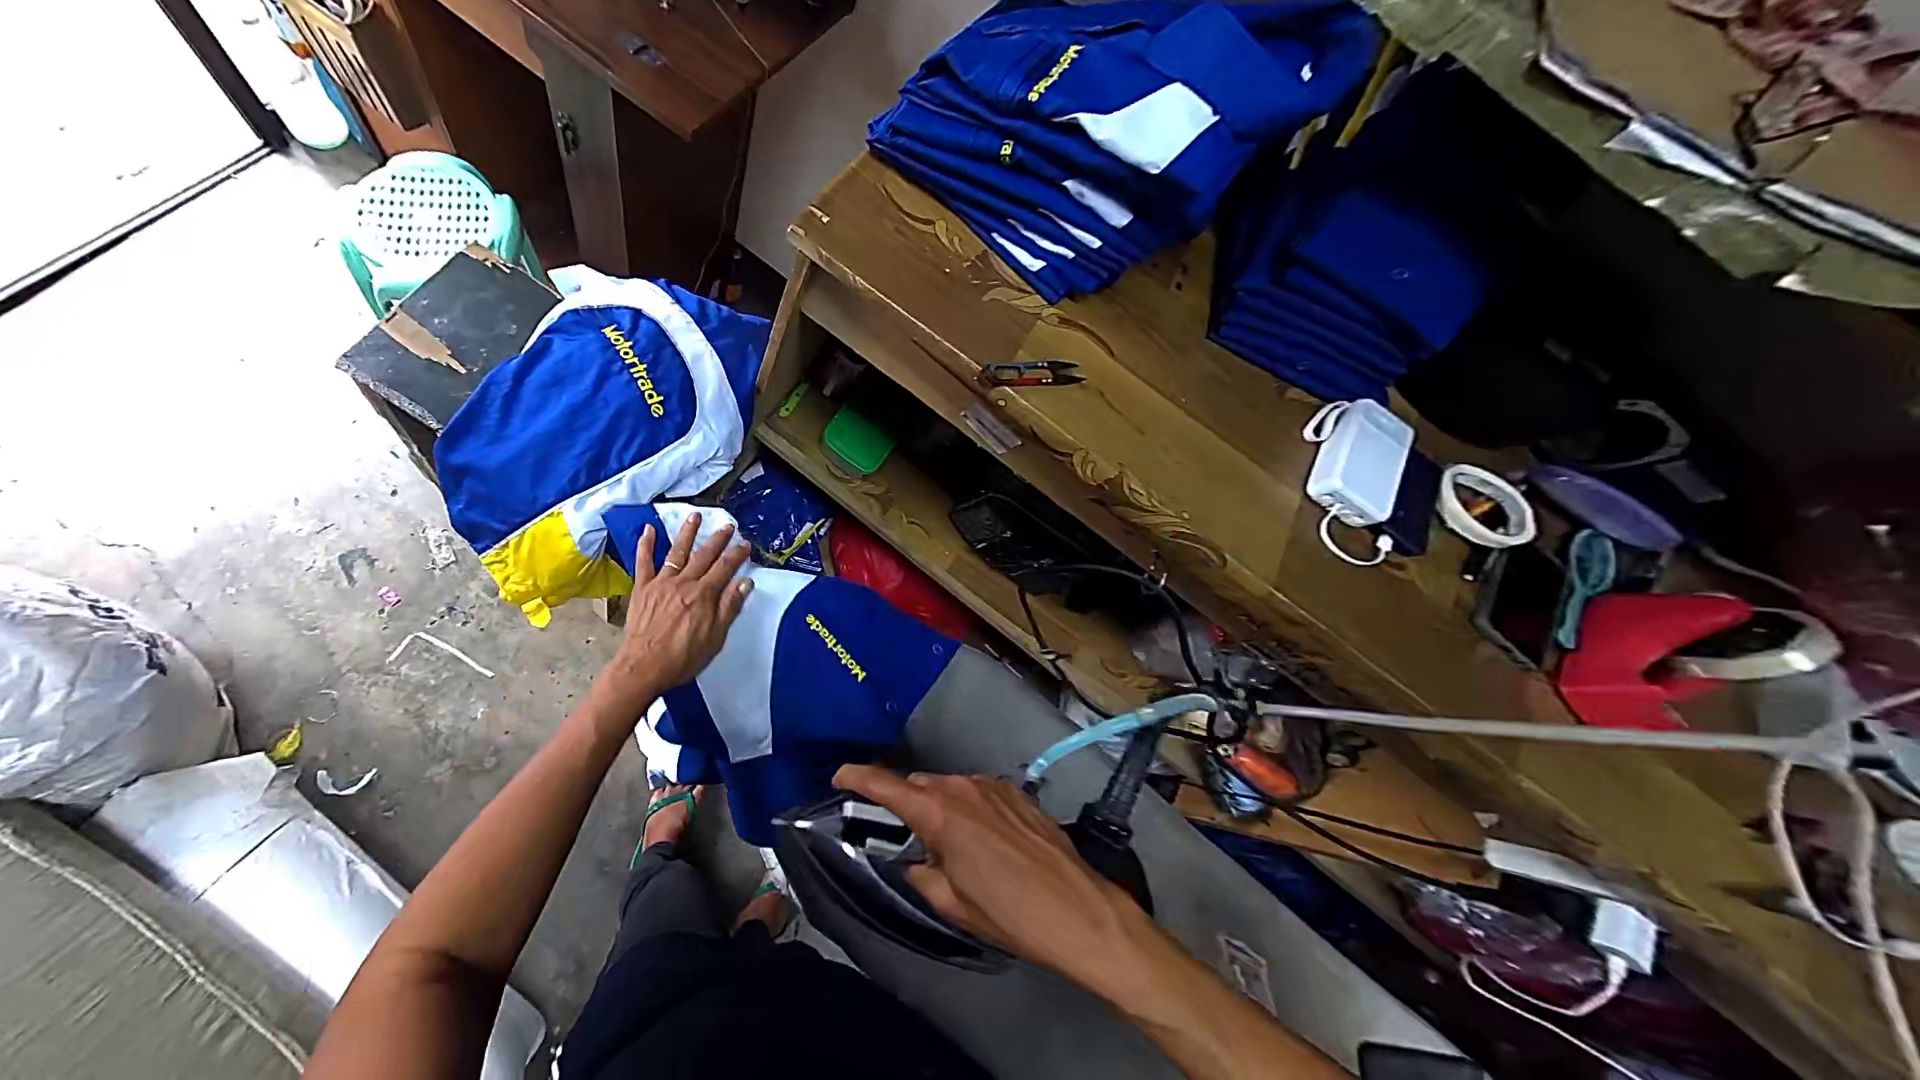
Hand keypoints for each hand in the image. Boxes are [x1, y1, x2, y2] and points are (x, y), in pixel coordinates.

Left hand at [591, 512, 752, 721]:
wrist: (643, 667)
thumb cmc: (682, 657)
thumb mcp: (716, 637)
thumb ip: (729, 607)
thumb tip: (745, 583)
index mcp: (704, 595)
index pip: (725, 568)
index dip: (737, 555)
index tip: (746, 545)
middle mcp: (684, 583)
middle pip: (704, 555)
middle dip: (718, 539)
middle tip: (728, 526)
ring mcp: (661, 584)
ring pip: (677, 552)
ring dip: (687, 533)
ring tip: (695, 516)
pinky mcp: (642, 589)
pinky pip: (644, 562)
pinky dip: (646, 545)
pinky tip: (649, 530)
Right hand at [833, 765, 1153, 985]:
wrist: (1077, 910)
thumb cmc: (1009, 913)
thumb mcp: (951, 902)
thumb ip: (920, 874)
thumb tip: (915, 861)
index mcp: (940, 812)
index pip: (886, 785)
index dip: (857, 777)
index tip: (840, 777)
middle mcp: (965, 787)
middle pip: (920, 785)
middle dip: (905, 805)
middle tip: (907, 841)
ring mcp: (995, 787)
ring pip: (950, 788)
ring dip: (939, 808)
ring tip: (950, 847)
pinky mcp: (1018, 794)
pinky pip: (978, 793)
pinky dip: (968, 809)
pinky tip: (983, 842)